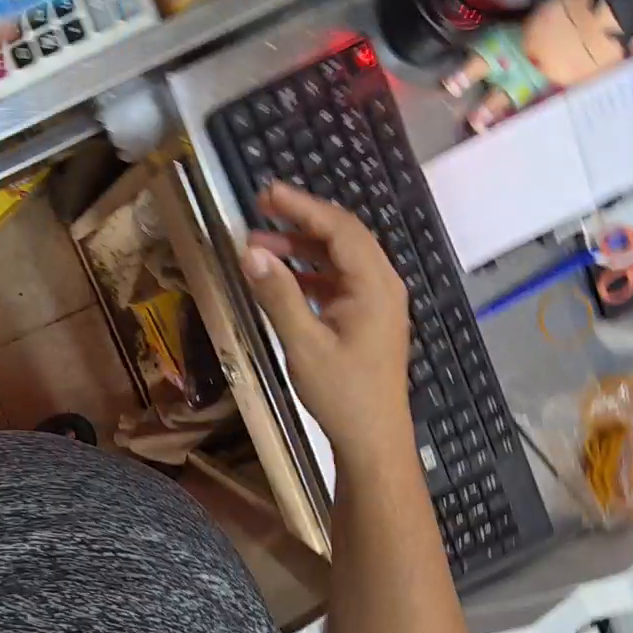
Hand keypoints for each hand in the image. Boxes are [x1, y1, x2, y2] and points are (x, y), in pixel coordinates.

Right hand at [239, 182, 412, 456]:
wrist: (372, 439)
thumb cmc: (342, 393)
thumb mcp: (304, 343)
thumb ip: (278, 294)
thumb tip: (250, 252)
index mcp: (374, 284)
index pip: (339, 229)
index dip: (302, 206)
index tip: (267, 193)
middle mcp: (382, 285)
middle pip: (342, 238)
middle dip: (300, 222)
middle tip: (260, 211)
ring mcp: (377, 303)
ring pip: (339, 261)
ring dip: (302, 249)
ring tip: (260, 246)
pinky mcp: (368, 320)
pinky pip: (339, 283)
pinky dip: (310, 275)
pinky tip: (282, 281)